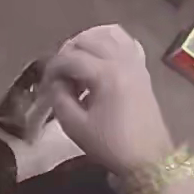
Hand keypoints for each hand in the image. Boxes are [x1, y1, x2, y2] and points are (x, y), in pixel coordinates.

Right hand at [38, 25, 175, 175]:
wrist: (148, 160)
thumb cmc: (110, 145)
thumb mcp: (75, 126)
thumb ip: (59, 98)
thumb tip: (56, 82)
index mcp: (106, 74)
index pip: (70, 58)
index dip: (52, 69)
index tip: (46, 85)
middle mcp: (122, 61)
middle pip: (87, 39)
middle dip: (67, 53)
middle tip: (59, 75)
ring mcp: (135, 62)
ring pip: (108, 33)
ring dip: (87, 42)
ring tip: (76, 61)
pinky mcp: (142, 69)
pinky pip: (126, 41)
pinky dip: (109, 41)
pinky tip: (99, 56)